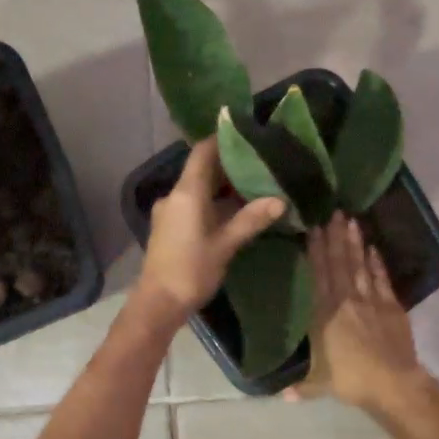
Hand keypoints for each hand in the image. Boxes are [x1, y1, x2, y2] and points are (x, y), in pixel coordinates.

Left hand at [139, 137, 287, 316]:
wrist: (158, 303)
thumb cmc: (191, 270)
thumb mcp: (225, 245)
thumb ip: (251, 220)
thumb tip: (280, 200)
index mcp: (187, 193)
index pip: (203, 152)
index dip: (222, 140)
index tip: (246, 135)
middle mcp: (175, 196)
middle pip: (202, 170)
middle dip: (229, 166)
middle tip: (259, 163)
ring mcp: (169, 212)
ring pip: (198, 190)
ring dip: (222, 188)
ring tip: (253, 187)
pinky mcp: (169, 228)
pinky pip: (193, 205)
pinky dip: (213, 203)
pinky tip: (233, 212)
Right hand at [285, 213, 430, 414]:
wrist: (393, 383)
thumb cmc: (351, 380)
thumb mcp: (319, 384)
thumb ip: (300, 387)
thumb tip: (281, 395)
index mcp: (323, 314)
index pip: (318, 275)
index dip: (315, 251)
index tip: (313, 228)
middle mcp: (345, 300)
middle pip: (339, 263)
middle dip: (335, 237)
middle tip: (333, 212)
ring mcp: (371, 301)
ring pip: (360, 265)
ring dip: (354, 243)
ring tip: (351, 221)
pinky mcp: (391, 307)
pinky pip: (381, 279)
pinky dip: (376, 263)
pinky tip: (373, 249)